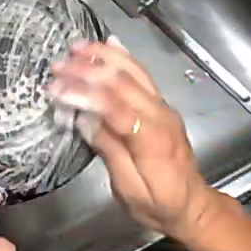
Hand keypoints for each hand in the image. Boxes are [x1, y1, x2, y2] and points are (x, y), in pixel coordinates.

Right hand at [47, 39, 231, 244]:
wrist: (194, 206)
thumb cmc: (160, 206)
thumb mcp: (130, 191)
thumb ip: (109, 152)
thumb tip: (84, 120)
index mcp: (152, 140)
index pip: (115, 107)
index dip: (84, 95)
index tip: (56, 89)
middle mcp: (160, 115)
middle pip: (121, 82)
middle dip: (86, 70)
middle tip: (57, 66)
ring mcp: (163, 106)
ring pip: (133, 71)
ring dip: (103, 56)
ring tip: (76, 48)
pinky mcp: (160, 103)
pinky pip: (142, 73)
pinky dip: (123, 56)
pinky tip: (109, 43)